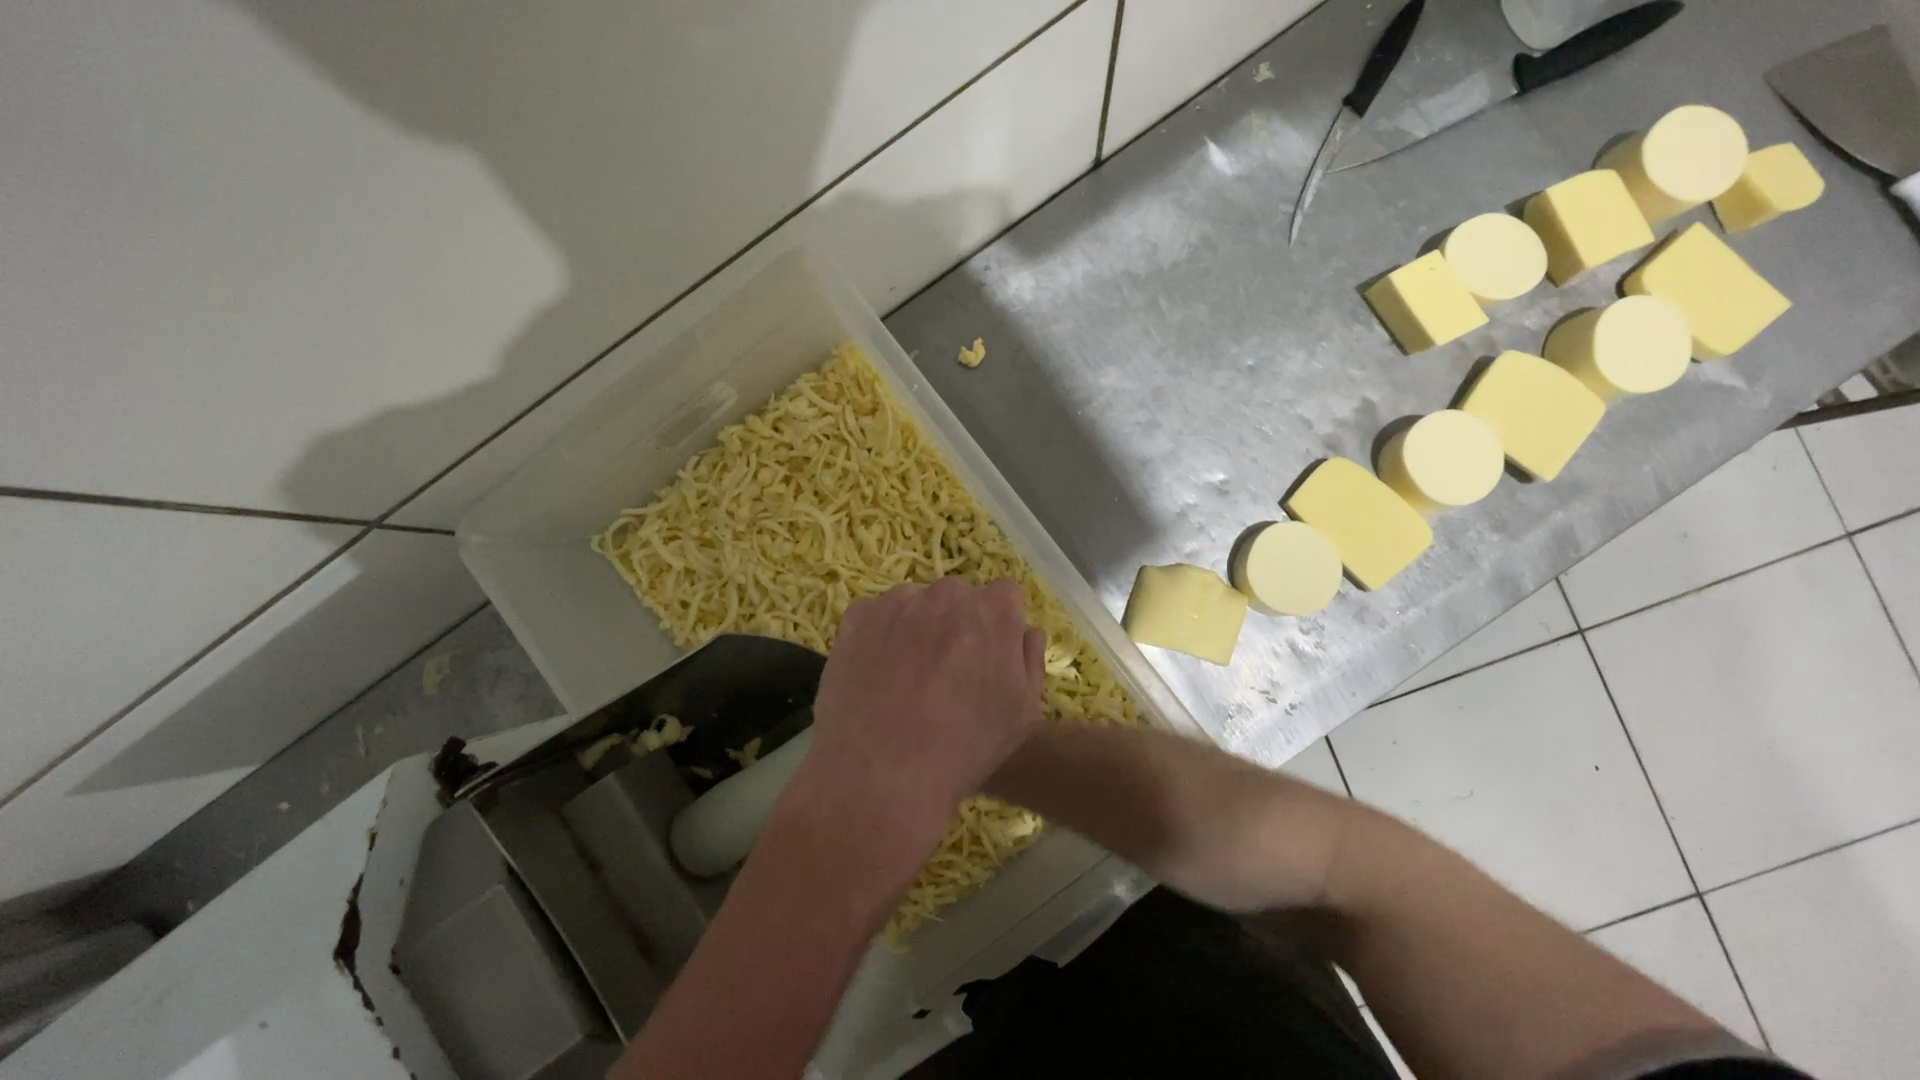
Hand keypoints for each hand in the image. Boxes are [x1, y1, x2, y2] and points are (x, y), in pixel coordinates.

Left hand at [803, 577, 1046, 828]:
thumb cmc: (964, 749)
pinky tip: (876, 679)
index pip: (1004, 597)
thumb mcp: (1024, 714)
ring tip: (904, 682)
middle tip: (943, 674)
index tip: (983, 659)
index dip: (995, 627)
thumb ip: (1030, 660)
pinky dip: (878, 639)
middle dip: (955, 625)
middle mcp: (947, 594)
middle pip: (957, 599)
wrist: (881, 775)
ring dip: (915, 630)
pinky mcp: (857, 617)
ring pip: (914, 606)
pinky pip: (876, 618)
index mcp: (995, 612)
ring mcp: (898, 602)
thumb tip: (1026, 630)